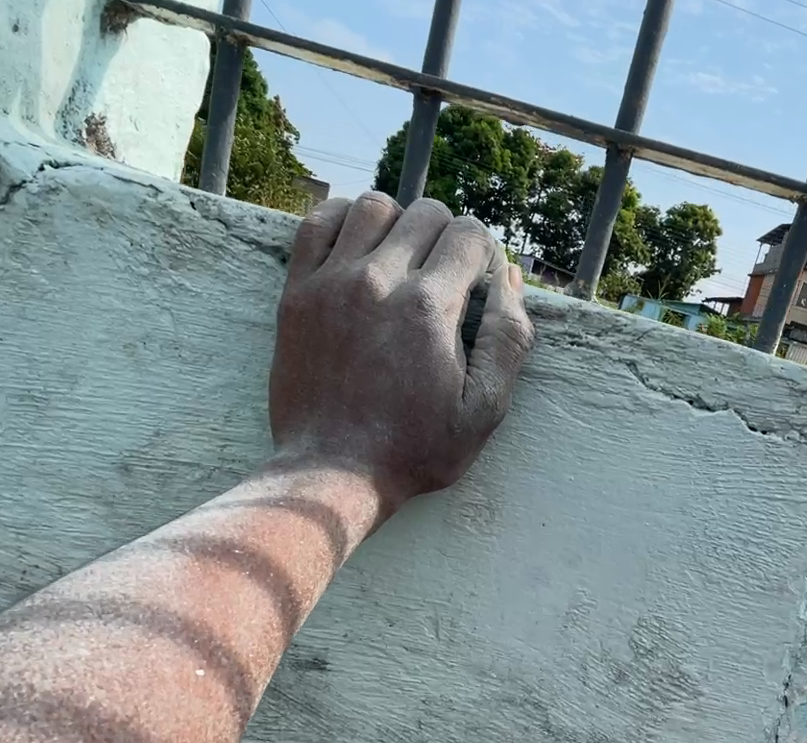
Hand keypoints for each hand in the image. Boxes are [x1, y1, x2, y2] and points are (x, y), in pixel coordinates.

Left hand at [269, 191, 533, 514]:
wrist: (334, 472)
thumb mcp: (484, 410)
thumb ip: (509, 340)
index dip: (484, 255)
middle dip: (447, 237)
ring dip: (398, 224)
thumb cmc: (414, 449)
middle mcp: (380, 282)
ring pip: (373, 206)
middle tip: (446, 278)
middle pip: (426, 213)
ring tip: (402, 261)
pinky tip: (358, 246)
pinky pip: (316, 222)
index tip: (478, 285)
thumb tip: (510, 278)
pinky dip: (342, 220)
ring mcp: (332, 283)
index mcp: (431, 308)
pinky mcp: (297, 294)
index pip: (469, 234)